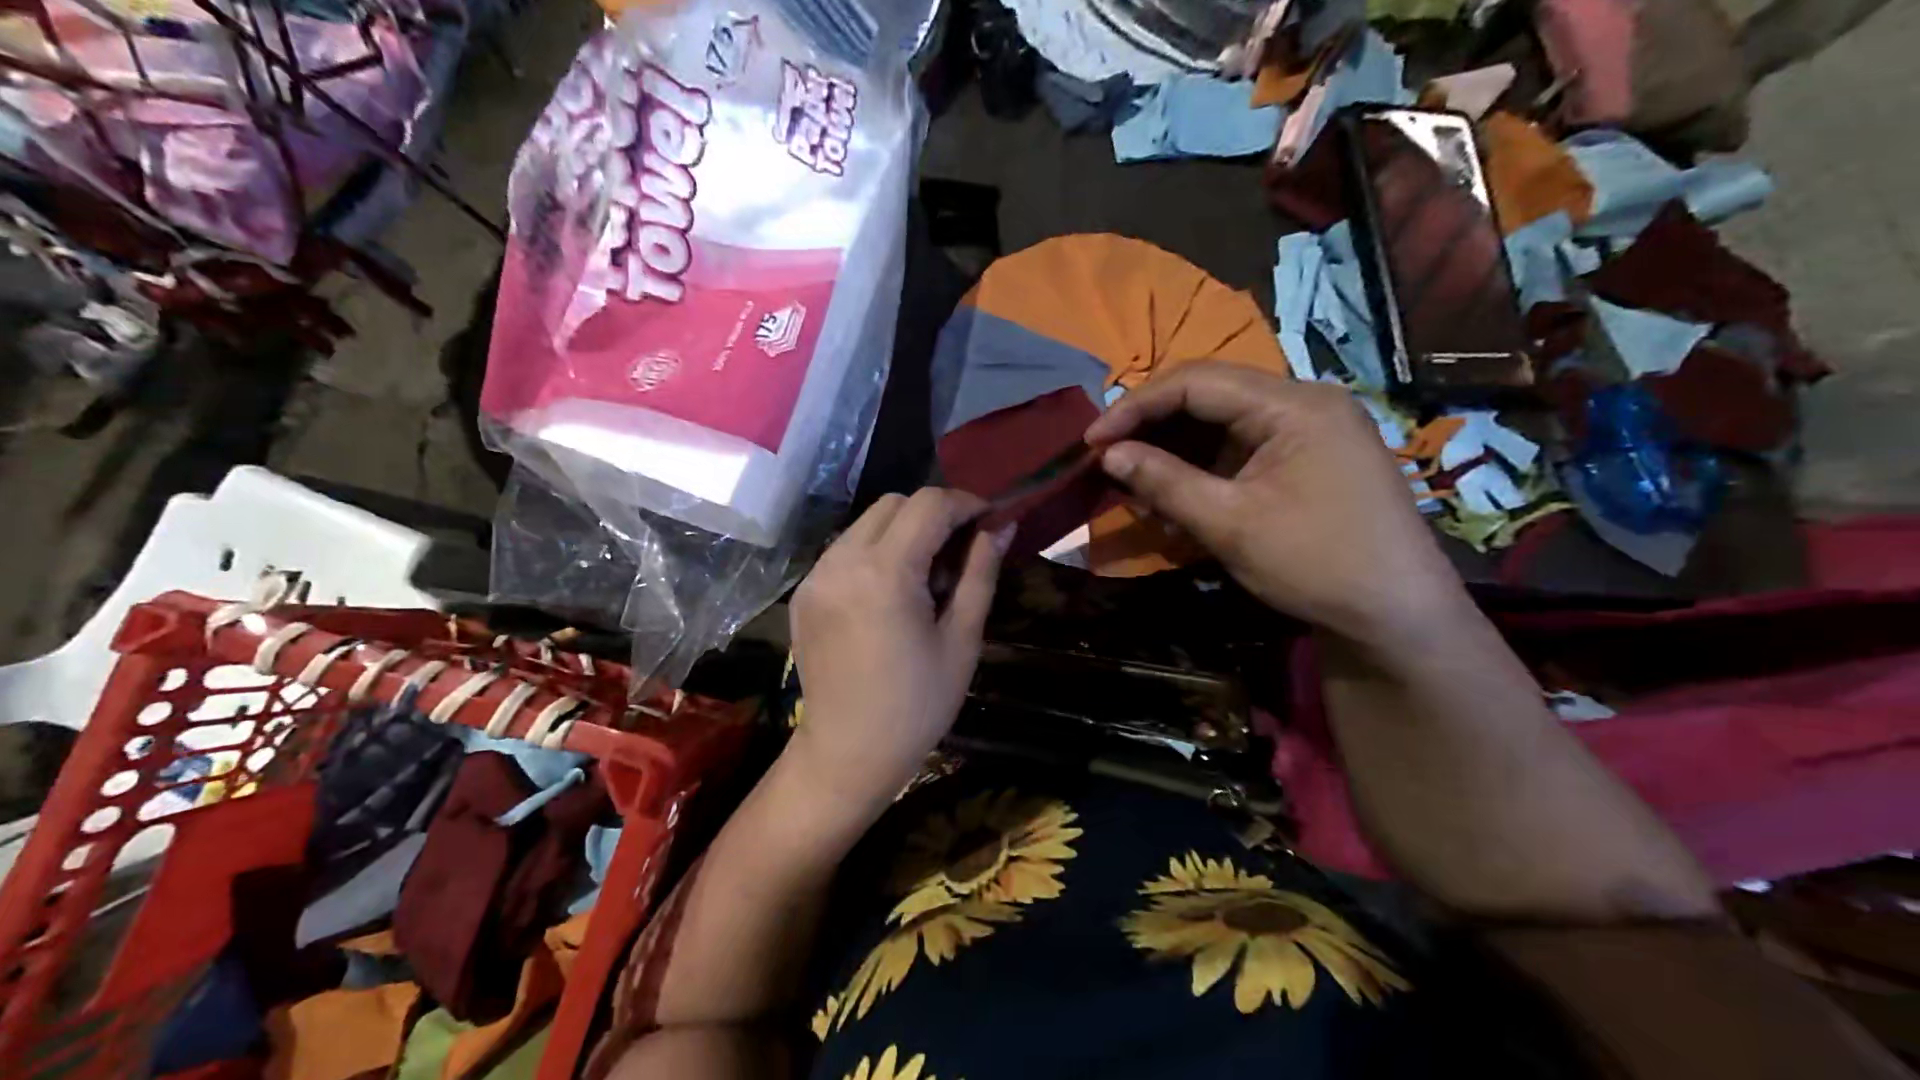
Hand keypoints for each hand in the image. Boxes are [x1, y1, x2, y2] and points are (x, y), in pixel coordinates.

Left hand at [788, 489, 1010, 806]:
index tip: (990, 522)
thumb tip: (1002, 526)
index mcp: (885, 572)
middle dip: (933, 514)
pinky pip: (845, 550)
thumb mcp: (962, 639)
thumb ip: (980, 572)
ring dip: (903, 532)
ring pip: (866, 523)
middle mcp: (842, 560)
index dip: (966, 504)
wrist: (847, 753)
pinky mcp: (804, 592)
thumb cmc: (917, 705)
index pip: (929, 504)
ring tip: (926, 578)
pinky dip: (875, 553)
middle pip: (894, 503)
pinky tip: (891, 594)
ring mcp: (816, 575)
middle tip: (959, 555)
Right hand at [1084, 362, 1467, 648]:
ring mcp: (1310, 431)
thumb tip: (1108, 454)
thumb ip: (1164, 481)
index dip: (1136, 406)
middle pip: (1209, 398)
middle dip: (1153, 430)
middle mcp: (1304, 403)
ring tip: (1139, 493)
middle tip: (1110, 464)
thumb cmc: (1316, 564)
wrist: (1397, 618)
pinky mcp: (1308, 460)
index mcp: (1293, 404)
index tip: (1092, 441)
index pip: (1197, 381)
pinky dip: (1204, 472)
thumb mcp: (1230, 524)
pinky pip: (1242, 451)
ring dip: (1175, 455)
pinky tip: (1178, 503)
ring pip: (1222, 426)